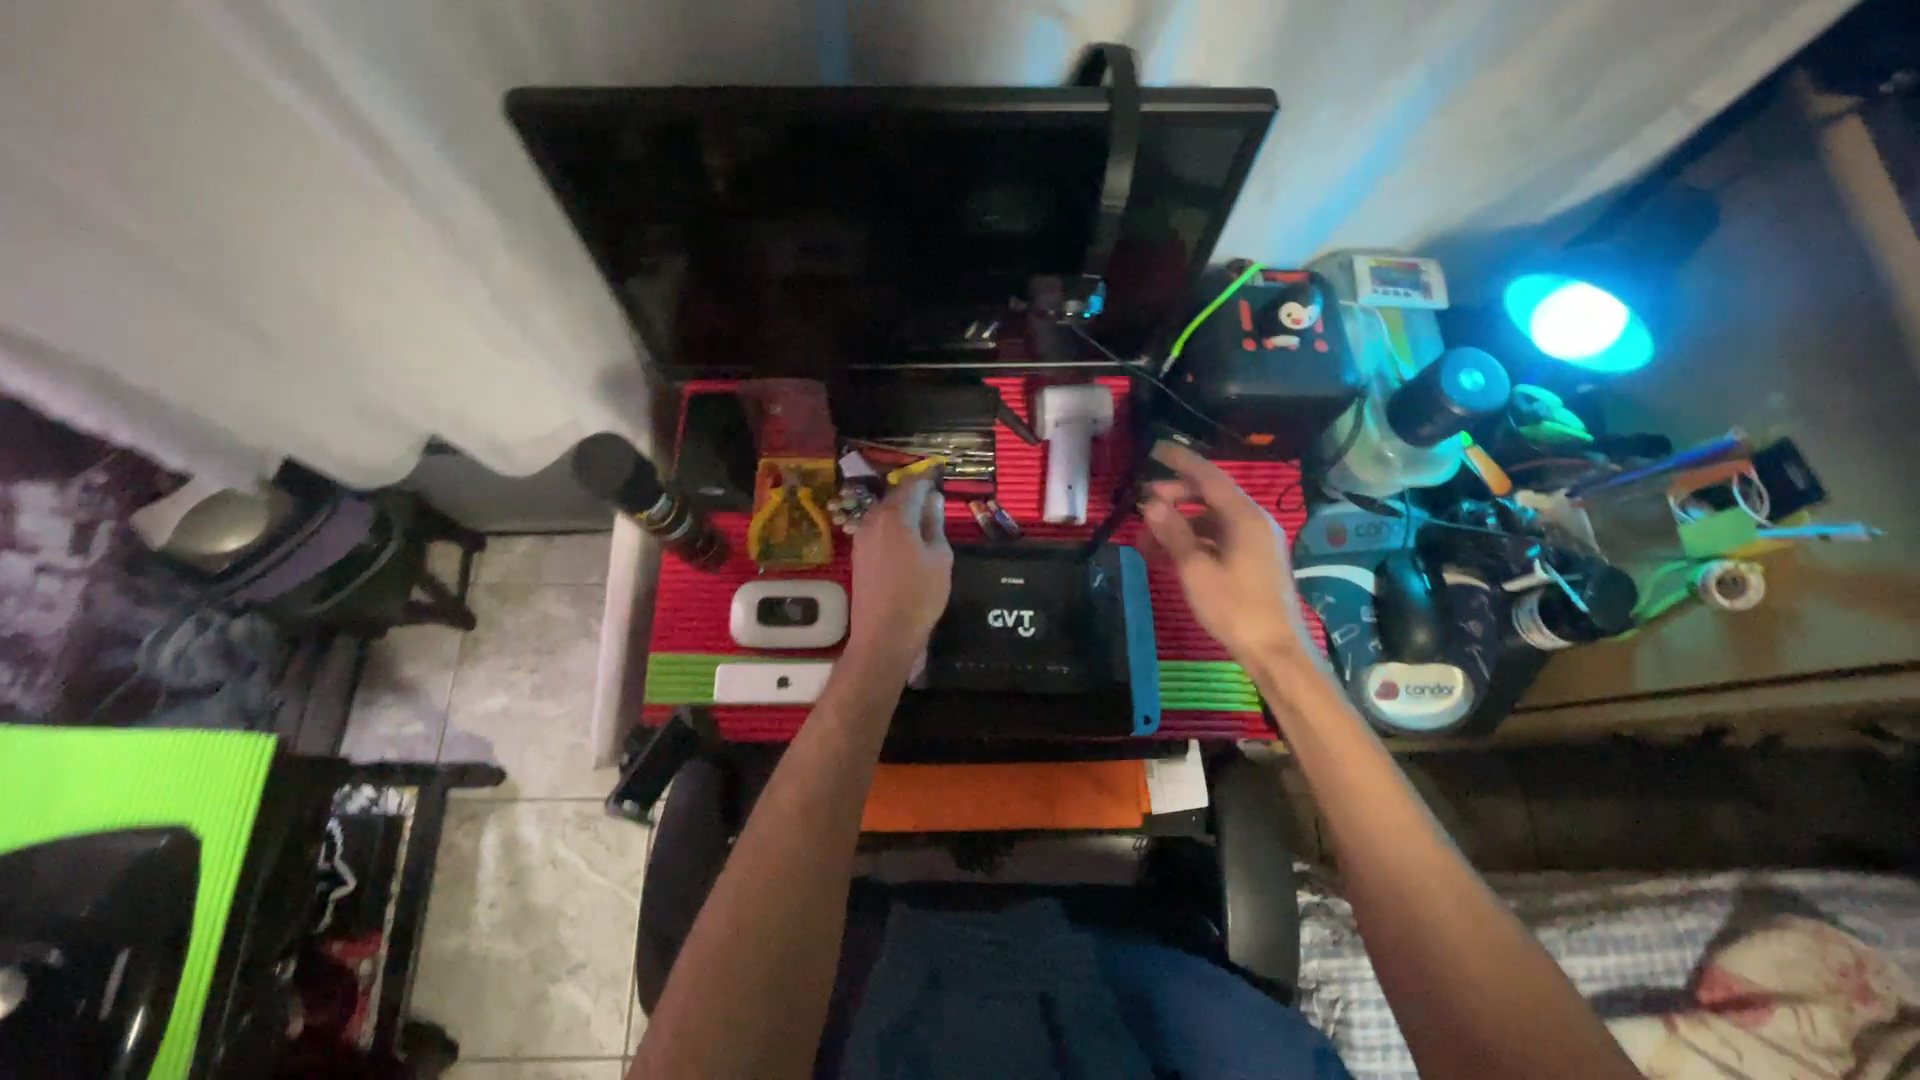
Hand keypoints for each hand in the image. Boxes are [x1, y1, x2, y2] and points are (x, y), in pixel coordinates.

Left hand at [846, 475, 953, 669]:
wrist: (883, 636)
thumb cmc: (919, 596)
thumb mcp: (939, 558)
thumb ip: (934, 524)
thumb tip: (932, 500)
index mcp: (895, 516)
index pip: (912, 485)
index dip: (927, 478)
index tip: (939, 474)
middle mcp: (873, 521)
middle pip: (895, 499)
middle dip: (914, 495)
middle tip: (935, 498)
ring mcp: (861, 539)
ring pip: (885, 515)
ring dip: (903, 513)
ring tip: (925, 521)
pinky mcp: (859, 557)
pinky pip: (878, 532)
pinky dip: (894, 529)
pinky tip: (908, 541)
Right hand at [1138, 441, 1315, 664]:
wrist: (1274, 650)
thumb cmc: (1234, 608)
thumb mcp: (1196, 570)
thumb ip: (1174, 533)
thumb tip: (1150, 504)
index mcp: (1244, 518)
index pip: (1210, 477)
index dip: (1181, 462)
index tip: (1155, 449)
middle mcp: (1254, 522)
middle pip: (1211, 496)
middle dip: (1176, 495)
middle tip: (1144, 502)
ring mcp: (1256, 542)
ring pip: (1213, 519)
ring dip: (1181, 522)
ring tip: (1150, 537)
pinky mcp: (1254, 561)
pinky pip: (1220, 537)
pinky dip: (1195, 539)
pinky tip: (1172, 554)